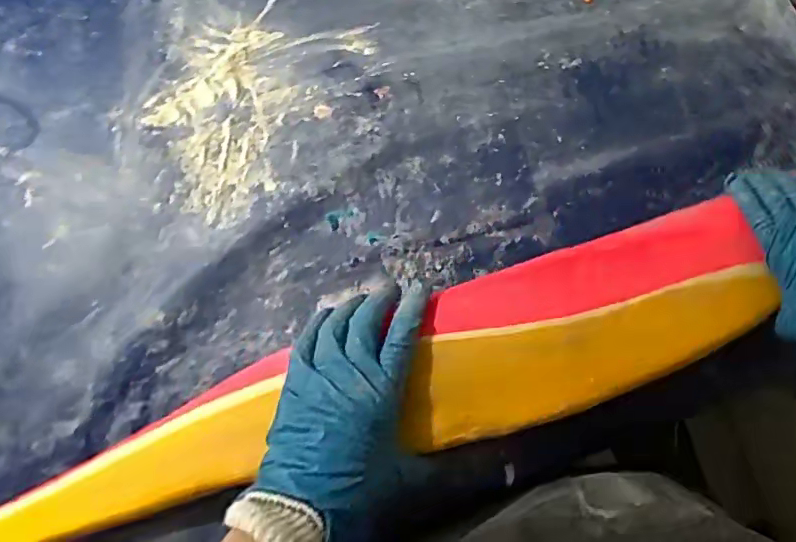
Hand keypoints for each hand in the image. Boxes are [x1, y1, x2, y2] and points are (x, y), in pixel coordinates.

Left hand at [240, 282, 429, 541]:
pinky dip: (317, 324)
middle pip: (367, 320)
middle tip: (390, 288)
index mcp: (384, 386)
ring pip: (335, 326)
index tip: (421, 285)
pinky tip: (325, 316)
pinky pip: (305, 343)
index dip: (413, 304)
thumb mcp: (407, 474)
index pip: (403, 331)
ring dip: (349, 307)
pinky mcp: (294, 387)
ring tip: (359, 298)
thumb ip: (447, 464)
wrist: (298, 510)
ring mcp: (321, 376)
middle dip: (381, 298)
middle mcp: (353, 372)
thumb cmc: (358, 488)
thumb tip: (500, 470)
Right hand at [729, 170, 795, 366]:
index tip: (734, 182)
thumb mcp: (791, 317)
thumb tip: (782, 308)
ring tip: (770, 172)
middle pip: (774, 195)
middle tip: (748, 173)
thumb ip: (781, 306)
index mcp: (779, 247)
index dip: (744, 195)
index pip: (756, 212)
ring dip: (781, 178)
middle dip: (759, 181)